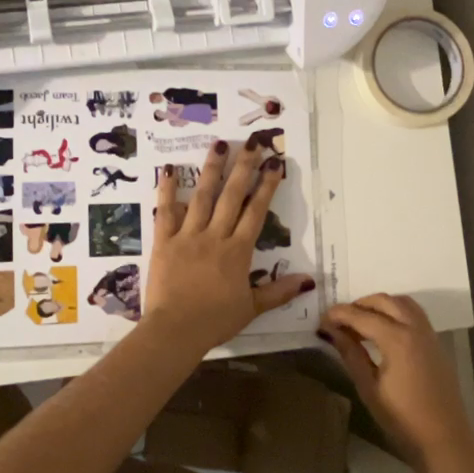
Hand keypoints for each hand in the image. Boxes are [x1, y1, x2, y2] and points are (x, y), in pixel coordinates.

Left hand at [143, 139, 314, 350]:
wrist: (175, 330)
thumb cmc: (215, 322)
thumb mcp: (251, 308)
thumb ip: (279, 291)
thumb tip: (309, 280)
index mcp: (238, 251)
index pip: (256, 211)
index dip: (267, 186)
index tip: (275, 163)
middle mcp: (215, 236)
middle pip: (232, 195)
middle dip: (244, 167)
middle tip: (253, 142)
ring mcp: (188, 236)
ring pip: (202, 196)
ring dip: (211, 169)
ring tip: (219, 144)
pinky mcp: (163, 242)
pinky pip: (165, 211)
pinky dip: (167, 190)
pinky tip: (170, 169)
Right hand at [320, 295, 473, 466]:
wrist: (443, 439)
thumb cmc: (402, 418)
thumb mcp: (368, 387)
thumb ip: (351, 354)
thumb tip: (331, 331)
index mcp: (398, 339)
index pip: (362, 316)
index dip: (339, 315)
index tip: (321, 321)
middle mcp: (416, 328)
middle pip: (385, 301)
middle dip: (360, 304)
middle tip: (340, 320)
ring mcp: (429, 335)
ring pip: (403, 303)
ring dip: (380, 305)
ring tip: (361, 322)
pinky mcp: (436, 344)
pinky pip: (414, 315)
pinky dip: (396, 313)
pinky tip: (383, 332)